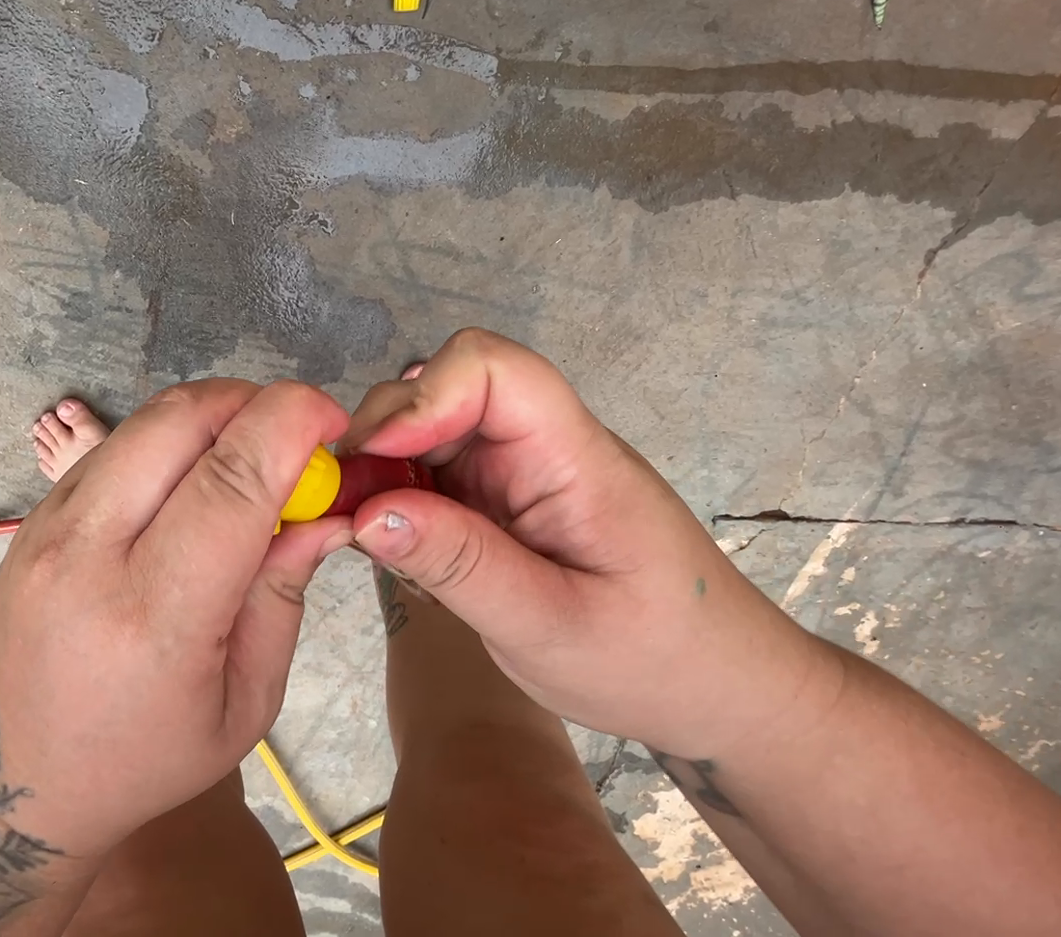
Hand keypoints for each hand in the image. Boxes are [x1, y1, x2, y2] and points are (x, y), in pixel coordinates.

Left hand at [0, 380, 354, 856]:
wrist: (2, 778)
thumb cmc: (136, 760)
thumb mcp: (241, 704)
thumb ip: (283, 596)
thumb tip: (326, 512)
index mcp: (156, 613)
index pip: (231, 479)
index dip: (291, 424)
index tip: (331, 422)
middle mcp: (91, 551)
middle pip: (180, 419)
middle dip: (252, 401)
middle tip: (290, 437)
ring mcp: (49, 524)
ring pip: (143, 421)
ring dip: (209, 416)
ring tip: (243, 462)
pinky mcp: (33, 515)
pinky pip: (113, 447)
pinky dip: (166, 441)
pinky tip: (186, 485)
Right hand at [341, 328, 838, 756]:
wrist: (717, 692)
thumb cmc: (655, 663)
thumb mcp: (550, 629)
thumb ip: (459, 566)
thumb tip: (364, 511)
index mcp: (571, 457)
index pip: (492, 368)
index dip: (422, 397)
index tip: (374, 461)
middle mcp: (537, 446)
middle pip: (443, 388)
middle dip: (382, 435)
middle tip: (343, 506)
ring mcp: (515, 469)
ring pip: (426, 429)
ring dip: (380, 468)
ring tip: (359, 527)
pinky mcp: (498, 498)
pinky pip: (430, 472)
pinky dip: (394, 496)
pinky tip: (388, 539)